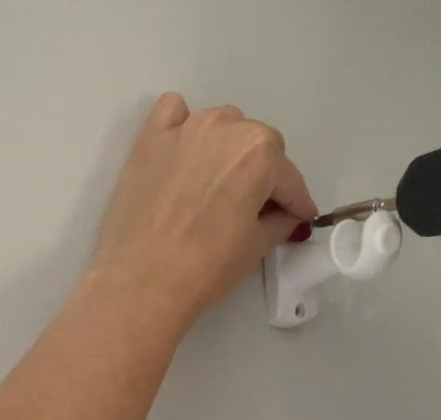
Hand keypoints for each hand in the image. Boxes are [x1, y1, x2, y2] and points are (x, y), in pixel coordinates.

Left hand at [87, 93, 316, 332]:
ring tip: (217, 187)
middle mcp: (224, 127)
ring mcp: (183, 128)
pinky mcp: (148, 140)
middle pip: (256, 145)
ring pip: (219, 127)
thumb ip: (279, 222)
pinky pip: (172, 114)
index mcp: (259, 151)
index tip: (299, 217)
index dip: (295, 202)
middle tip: (255, 209)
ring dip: (226, 150)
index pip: (287, 176)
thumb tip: (285, 215)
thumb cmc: (205, 268)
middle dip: (262, 175)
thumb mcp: (255, 248)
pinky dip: (183, 126)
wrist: (141, 283)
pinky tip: (183, 154)